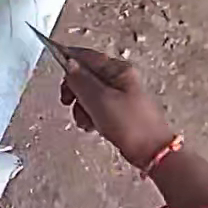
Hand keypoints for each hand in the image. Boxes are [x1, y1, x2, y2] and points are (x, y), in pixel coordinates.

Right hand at [57, 46, 177, 167]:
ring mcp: (120, 94)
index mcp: (118, 70)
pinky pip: (95, 106)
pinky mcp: (118, 110)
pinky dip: (89, 115)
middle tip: (68, 100)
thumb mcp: (99, 99)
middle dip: (73, 89)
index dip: (69, 59)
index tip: (56, 64)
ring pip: (88, 93)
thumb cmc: (131, 124)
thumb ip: (80, 80)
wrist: (151, 152)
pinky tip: (92, 125)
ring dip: (80, 106)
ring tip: (85, 119)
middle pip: (85, 75)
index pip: (87, 56)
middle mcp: (119, 79)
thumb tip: (68, 64)